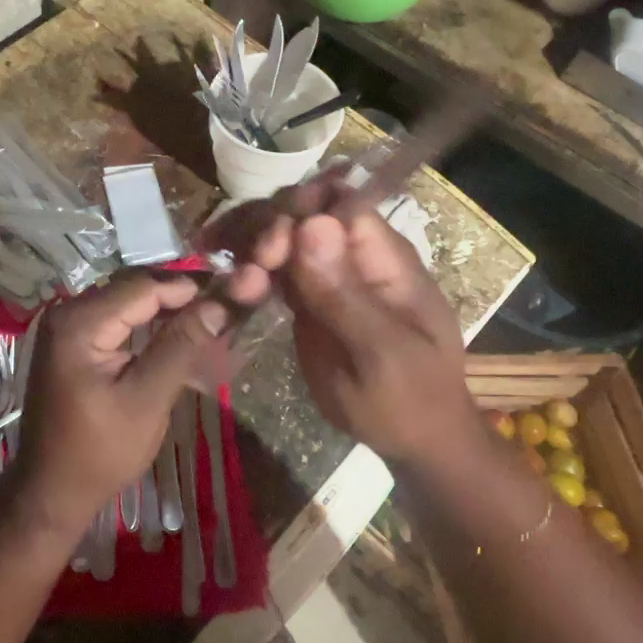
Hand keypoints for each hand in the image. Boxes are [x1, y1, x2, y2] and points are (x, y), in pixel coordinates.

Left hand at [11, 270, 263, 525]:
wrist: (51, 490)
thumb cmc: (99, 451)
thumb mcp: (146, 399)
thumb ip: (180, 346)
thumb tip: (218, 303)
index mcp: (78, 322)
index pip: (142, 287)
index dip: (188, 287)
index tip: (231, 293)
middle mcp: (66, 311)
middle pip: (132, 287)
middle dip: (178, 294)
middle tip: (223, 304)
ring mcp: (65, 325)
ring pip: (125, 300)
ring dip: (164, 306)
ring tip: (208, 315)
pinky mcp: (71, 341)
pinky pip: (114, 318)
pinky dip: (146, 321)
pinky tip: (176, 331)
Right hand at [206, 179, 475, 465]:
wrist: (411, 440)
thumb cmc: (410, 398)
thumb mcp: (382, 353)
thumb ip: (345, 292)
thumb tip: (312, 224)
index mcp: (383, 255)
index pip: (337, 201)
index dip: (301, 208)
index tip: (273, 244)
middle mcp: (351, 252)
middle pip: (299, 211)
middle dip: (266, 229)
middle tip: (248, 274)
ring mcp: (326, 273)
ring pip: (278, 235)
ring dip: (249, 249)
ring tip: (237, 286)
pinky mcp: (304, 297)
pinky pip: (271, 269)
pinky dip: (247, 272)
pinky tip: (230, 288)